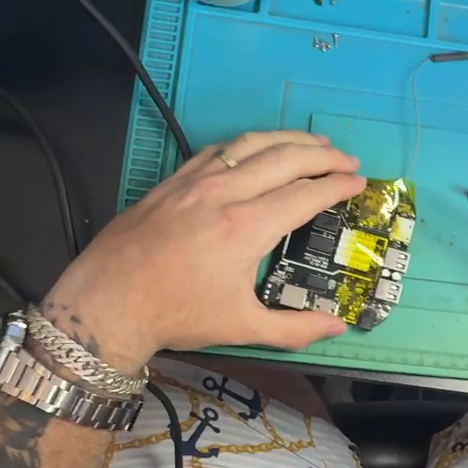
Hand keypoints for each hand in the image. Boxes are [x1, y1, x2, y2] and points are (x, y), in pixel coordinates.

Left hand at [42, 132, 364, 370]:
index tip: (359, 182)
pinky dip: (247, 145)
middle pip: (285, 157)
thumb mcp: (242, 328)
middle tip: (347, 159)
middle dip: (323, 154)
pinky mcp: (173, 180)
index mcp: (248, 228)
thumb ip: (296, 329)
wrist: (109, 302)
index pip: (306, 194)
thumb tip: (337, 328)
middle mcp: (226, 194)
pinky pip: (218, 150)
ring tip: (313, 143)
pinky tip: (257, 150)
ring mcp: (196, 181)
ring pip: (251, 144)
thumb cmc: (177, 316)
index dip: (337, 186)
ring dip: (288, 139)